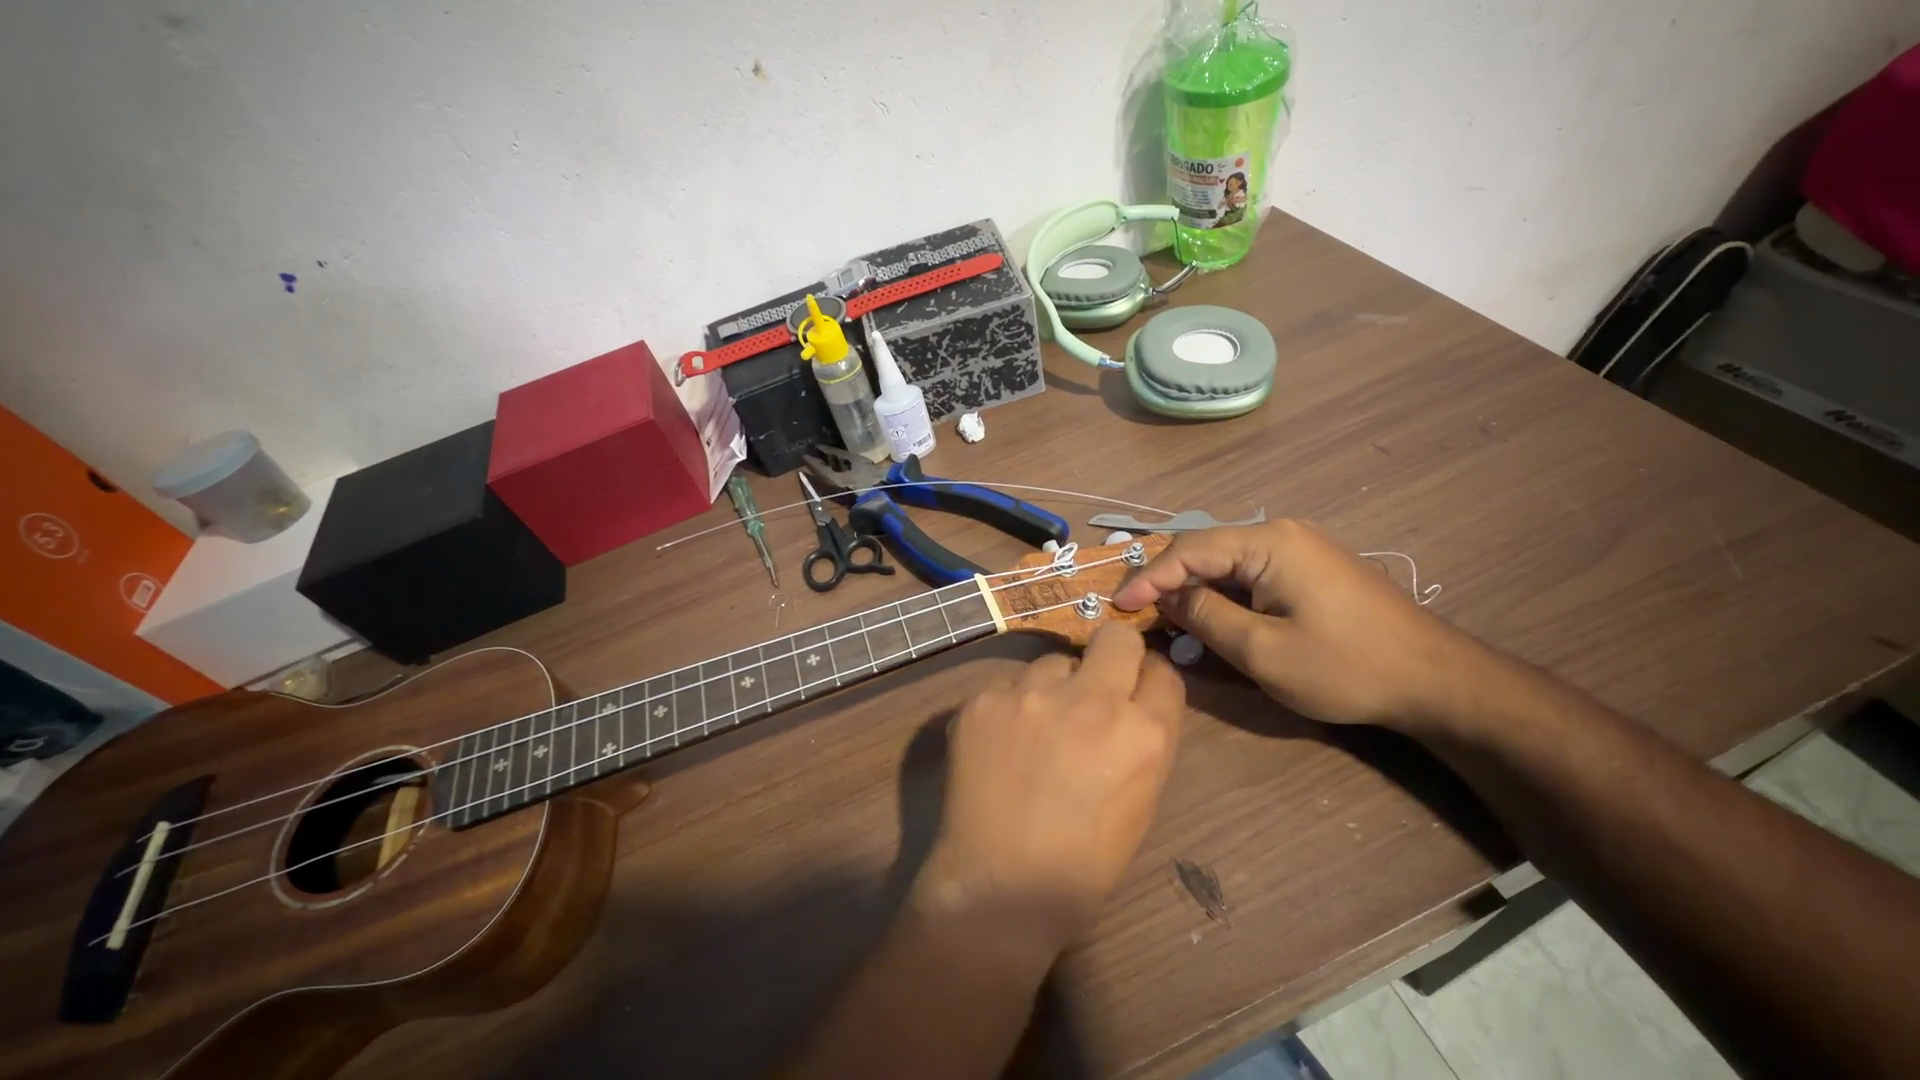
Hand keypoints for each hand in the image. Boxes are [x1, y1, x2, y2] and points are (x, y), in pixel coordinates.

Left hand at [918, 622, 1185, 944]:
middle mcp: (1093, 700)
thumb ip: (1142, 740)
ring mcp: (1034, 695)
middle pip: (1116, 638)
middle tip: (1093, 687)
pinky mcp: (985, 700)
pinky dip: (1011, 707)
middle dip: (1111, 655)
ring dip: (1054, 686)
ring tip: (1038, 730)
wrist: (1001, 886)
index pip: (1162, 670)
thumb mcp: (1140, 801)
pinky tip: (1003, 745)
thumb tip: (1132, 702)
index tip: (1133, 692)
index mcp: (1145, 733)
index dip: (1147, 680)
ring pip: (1055, 660)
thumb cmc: (1083, 862)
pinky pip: (1009, 685)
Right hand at [1110, 520, 1481, 728]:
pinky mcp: (1310, 569)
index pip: (1188, 549)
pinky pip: (1250, 571)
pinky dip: (1221, 591)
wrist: (1433, 678)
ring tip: (1158, 614)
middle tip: (1130, 608)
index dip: (1147, 577)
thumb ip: (1205, 618)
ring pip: (1226, 560)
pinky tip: (1206, 614)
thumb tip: (1166, 598)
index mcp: (1269, 543)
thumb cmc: (1345, 666)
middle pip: (1205, 547)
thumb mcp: (1263, 650)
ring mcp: (1300, 548)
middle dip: (1165, 577)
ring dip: (1192, 586)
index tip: (1115, 605)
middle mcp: (1281, 532)